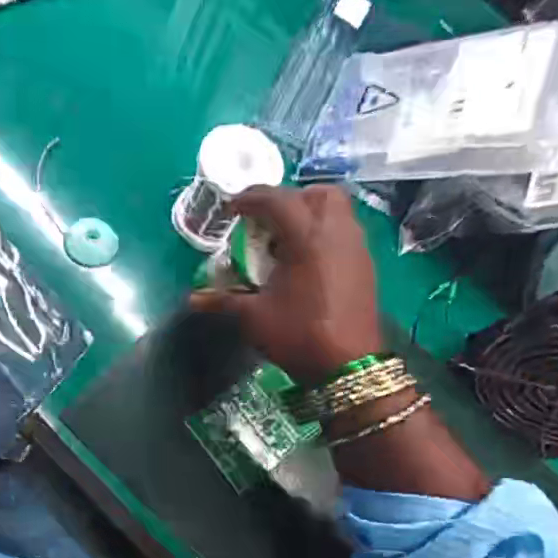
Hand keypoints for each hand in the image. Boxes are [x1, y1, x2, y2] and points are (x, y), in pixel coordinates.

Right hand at [189, 184, 383, 382]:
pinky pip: (342, 230)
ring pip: (335, 209)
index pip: (277, 200)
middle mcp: (336, 231)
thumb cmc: (298, 333)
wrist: (348, 364)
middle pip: (316, 194)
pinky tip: (303, 260)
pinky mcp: (364, 263)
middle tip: (264, 221)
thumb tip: (192, 298)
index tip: (231, 208)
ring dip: (308, 214)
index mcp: (307, 237)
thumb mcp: (253, 316)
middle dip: (287, 199)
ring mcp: (355, 246)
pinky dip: (321, 233)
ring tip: (283, 240)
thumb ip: (223, 300)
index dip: (250, 198)